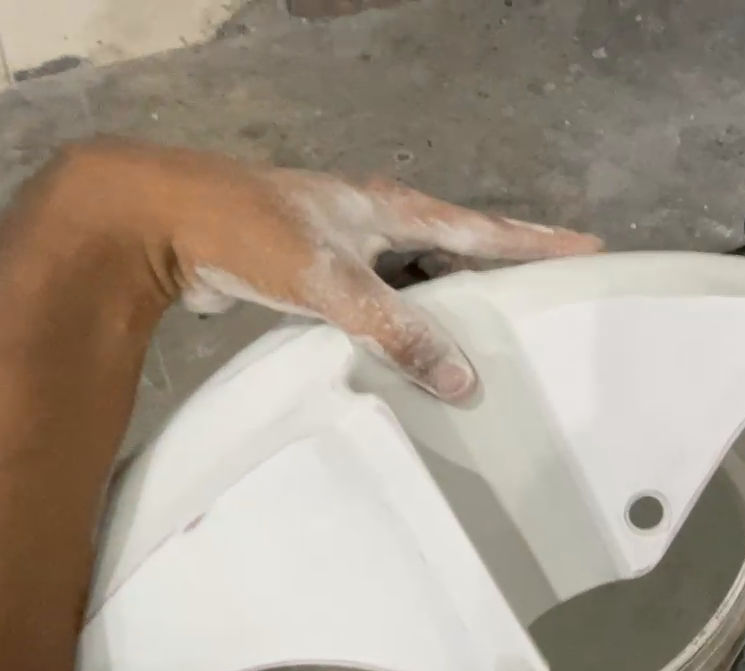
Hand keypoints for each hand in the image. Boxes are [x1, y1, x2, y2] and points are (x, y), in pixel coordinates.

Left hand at [43, 139, 601, 399]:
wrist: (151, 218)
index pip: (490, 231)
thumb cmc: (247, 231)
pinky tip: (429, 347)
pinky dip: (422, 321)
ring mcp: (359, 246)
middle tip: (552, 302)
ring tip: (500, 338)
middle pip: (469, 252)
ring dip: (464, 304)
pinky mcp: (333, 271)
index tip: (593, 249)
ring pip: (432, 277)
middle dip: (511, 275)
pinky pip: (400, 297)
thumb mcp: (334, 282)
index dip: (542, 242)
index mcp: (399, 213)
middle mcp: (386, 224)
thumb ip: (400, 332)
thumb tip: (464, 384)